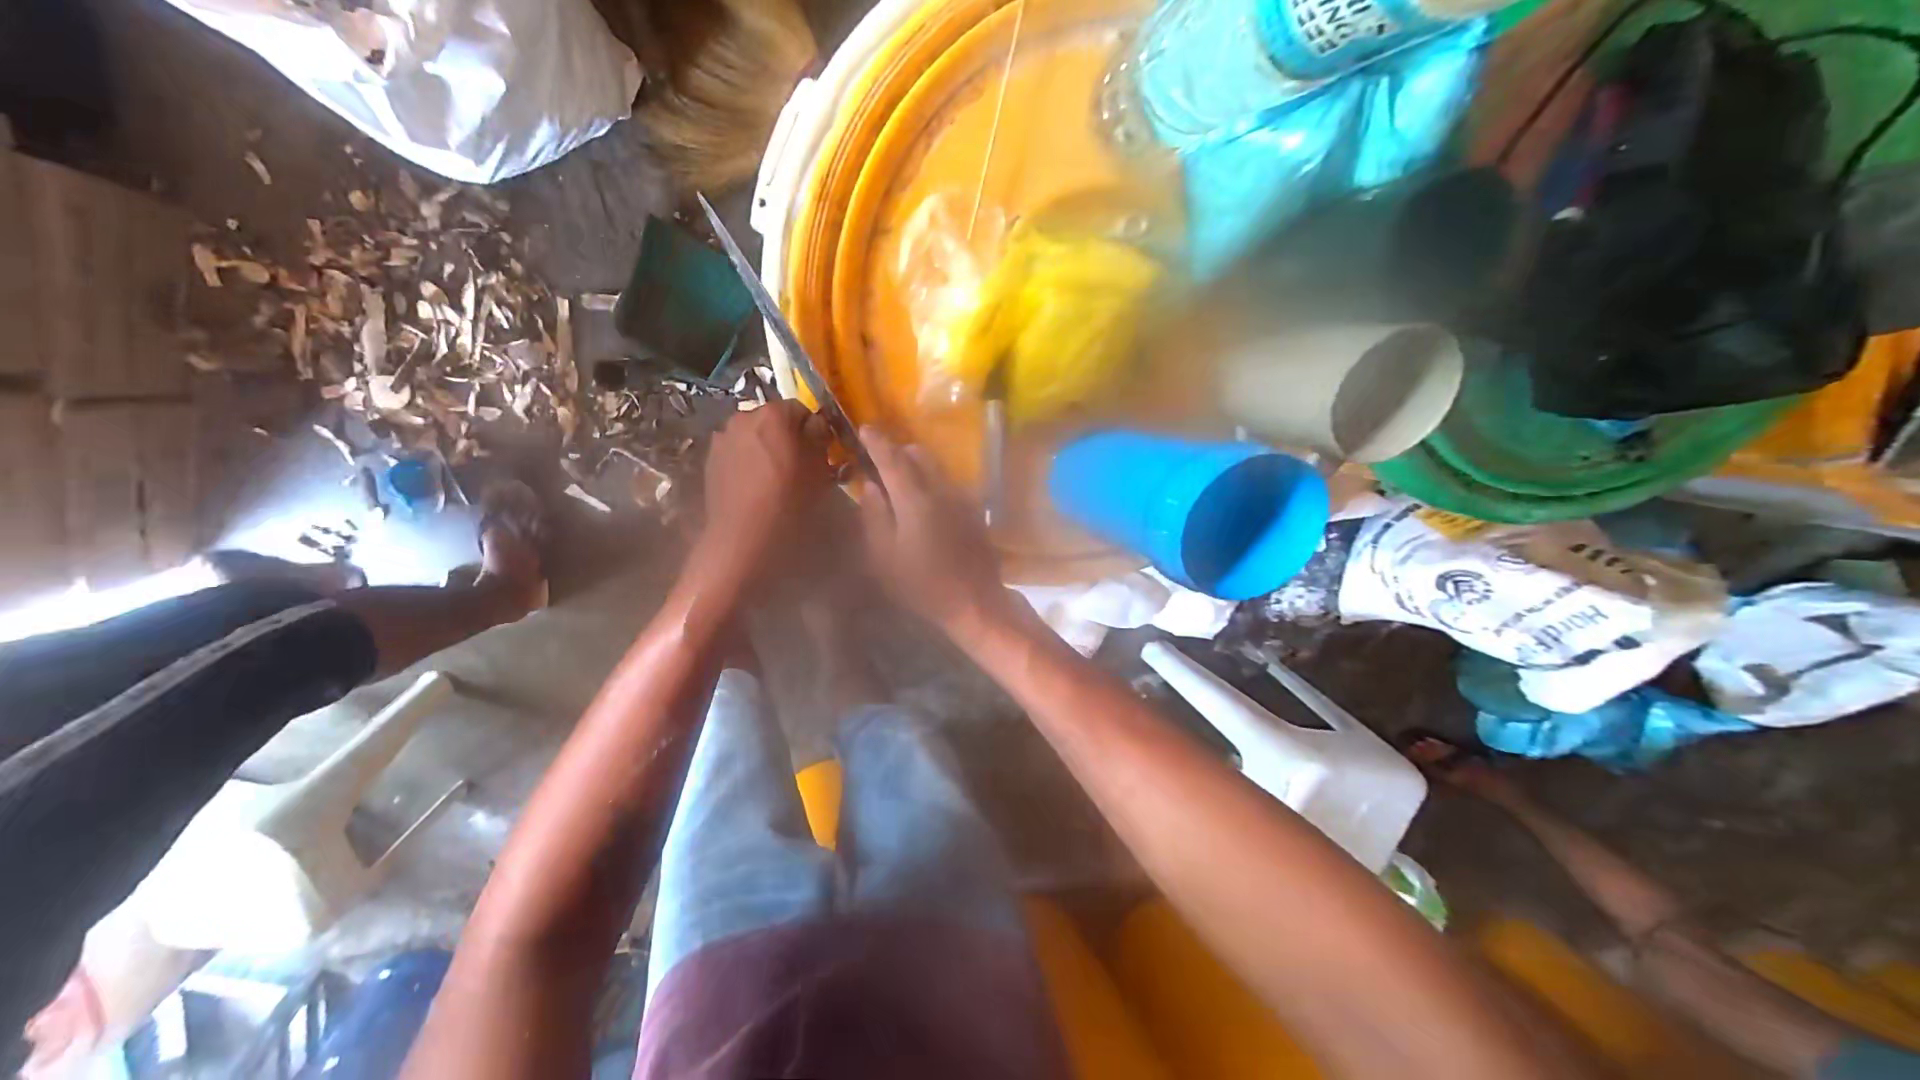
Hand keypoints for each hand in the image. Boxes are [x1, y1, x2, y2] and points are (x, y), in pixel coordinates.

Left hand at [700, 399, 830, 575]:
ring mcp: (722, 439)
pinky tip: (754, 487)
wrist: (743, 537)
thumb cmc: (789, 501)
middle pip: (773, 421)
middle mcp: (743, 417)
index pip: (801, 409)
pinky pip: (737, 454)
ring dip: (765, 449)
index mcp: (773, 413)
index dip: (813, 429)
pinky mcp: (710, 461)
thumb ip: (820, 437)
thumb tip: (816, 424)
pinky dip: (747, 463)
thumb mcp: (819, 469)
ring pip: (753, 437)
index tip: (819, 452)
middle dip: (786, 437)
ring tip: (774, 479)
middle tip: (799, 466)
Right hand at [854, 427, 1013, 635]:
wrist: (976, 603)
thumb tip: (870, 486)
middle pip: (918, 455)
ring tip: (899, 481)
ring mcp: (962, 499)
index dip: (876, 441)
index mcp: (915, 500)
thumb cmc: (923, 587)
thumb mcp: (885, 558)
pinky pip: (948, 483)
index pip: (892, 458)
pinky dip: (931, 481)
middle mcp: (941, 490)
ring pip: (935, 467)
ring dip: (916, 466)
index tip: (863, 429)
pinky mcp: (973, 511)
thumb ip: (875, 517)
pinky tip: (923, 503)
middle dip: (897, 451)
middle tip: (879, 461)